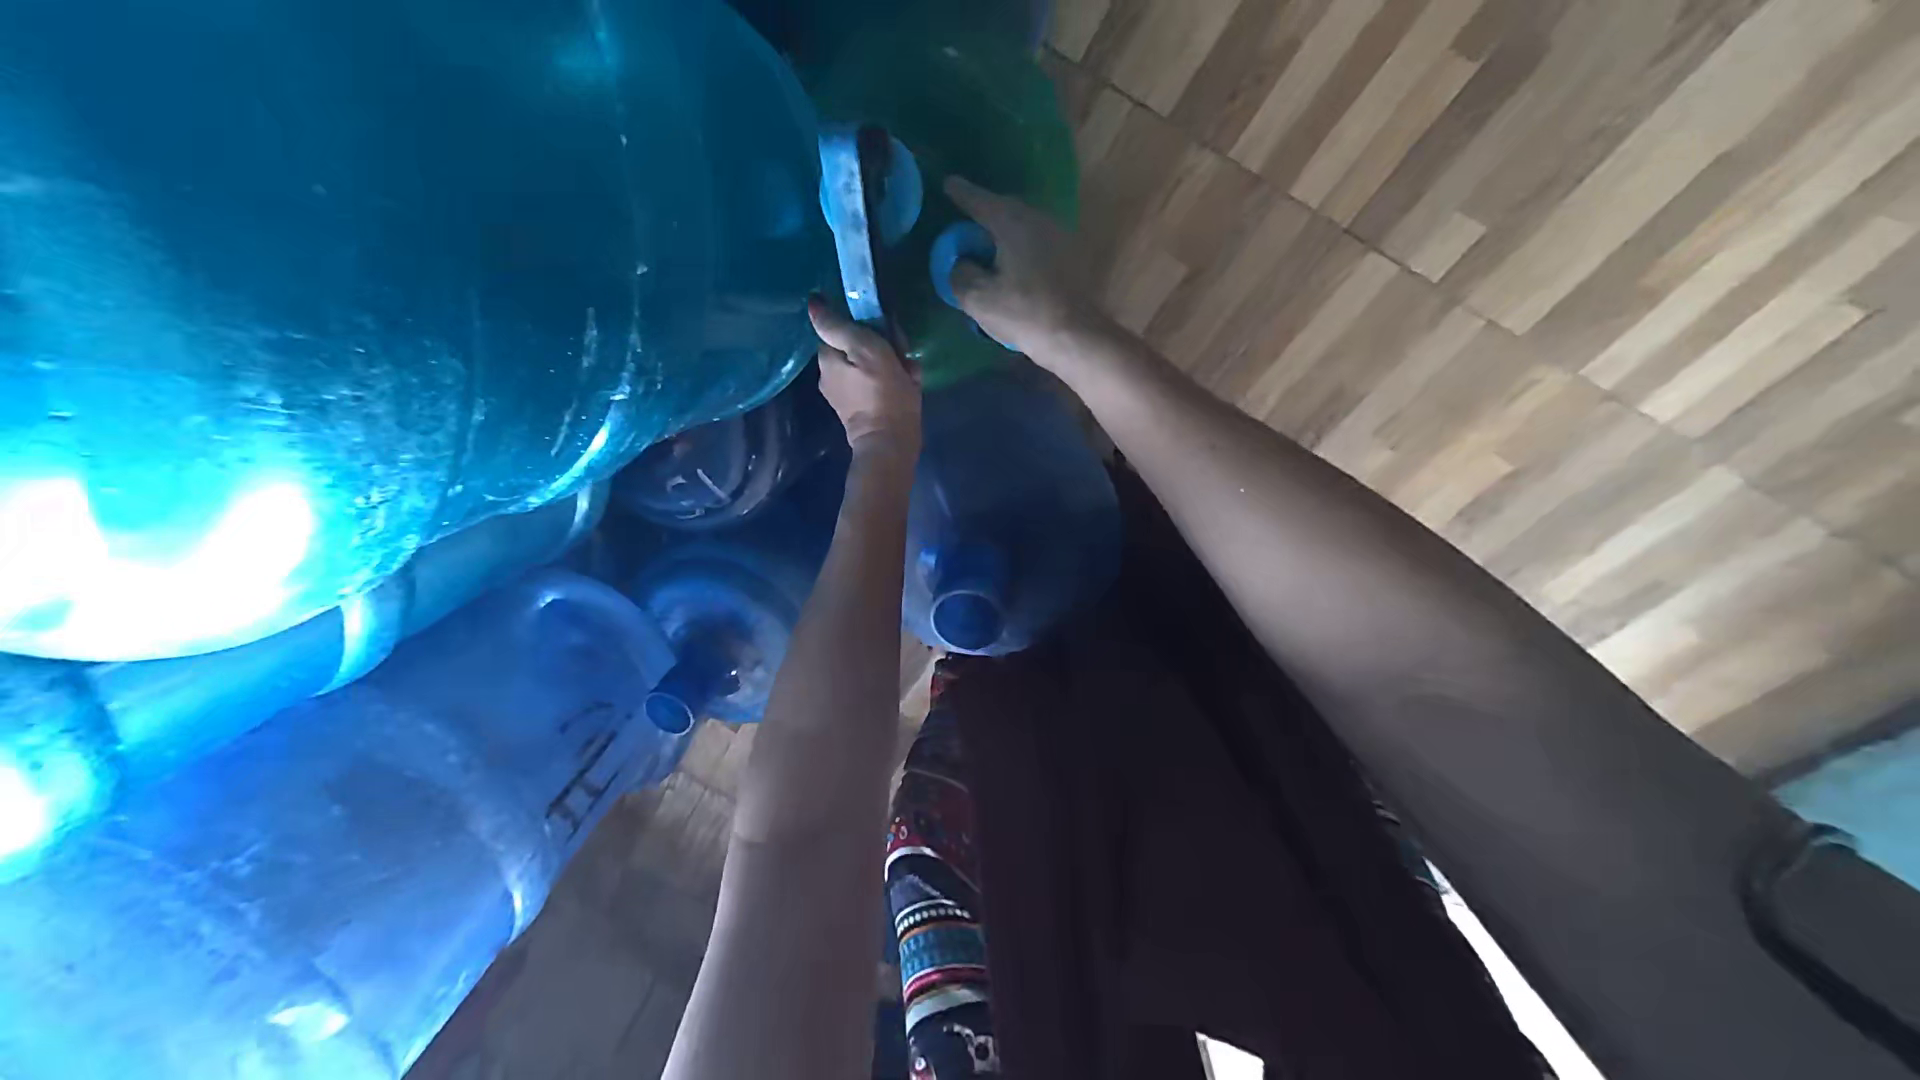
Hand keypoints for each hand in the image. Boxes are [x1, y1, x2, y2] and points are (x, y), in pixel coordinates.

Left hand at [809, 296, 921, 459]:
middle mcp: (829, 377)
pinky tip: (905, 388)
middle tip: (899, 356)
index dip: (862, 327)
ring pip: (867, 366)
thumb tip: (813, 302)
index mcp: (827, 360)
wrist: (891, 443)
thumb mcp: (864, 349)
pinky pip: (874, 386)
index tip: (882, 334)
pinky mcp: (860, 411)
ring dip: (887, 365)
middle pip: (854, 348)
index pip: (839, 329)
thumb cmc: (882, 394)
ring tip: (907, 373)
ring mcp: (844, 397)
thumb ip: (838, 326)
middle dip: (878, 348)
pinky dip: (888, 383)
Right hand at [943, 176, 1109, 367]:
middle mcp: (1038, 219)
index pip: (980, 200)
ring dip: (1004, 227)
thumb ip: (960, 273)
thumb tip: (960, 263)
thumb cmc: (1024, 313)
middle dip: (984, 209)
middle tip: (965, 216)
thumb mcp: (978, 298)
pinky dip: (1020, 243)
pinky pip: (1036, 239)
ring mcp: (1059, 235)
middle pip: (1005, 207)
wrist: (1075, 335)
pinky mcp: (1070, 256)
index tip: (947, 183)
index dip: (960, 193)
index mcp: (1012, 222)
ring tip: (987, 239)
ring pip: (1023, 222)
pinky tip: (1012, 258)